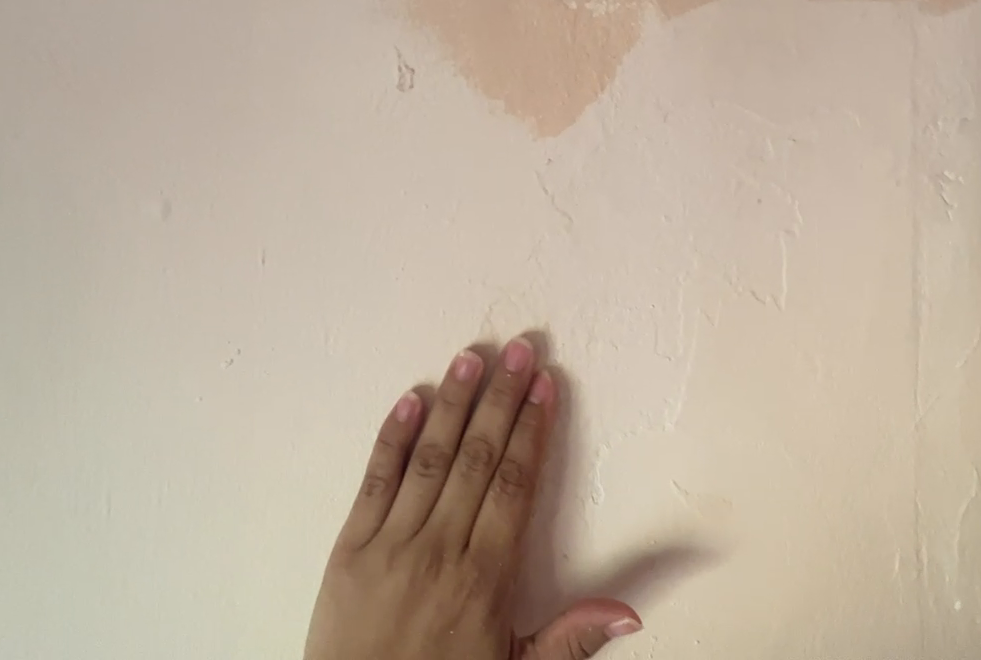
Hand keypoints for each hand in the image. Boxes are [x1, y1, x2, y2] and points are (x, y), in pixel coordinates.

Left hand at [305, 339, 641, 659]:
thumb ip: (571, 640)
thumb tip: (632, 614)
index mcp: (484, 579)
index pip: (514, 484)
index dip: (532, 430)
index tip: (546, 385)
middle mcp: (439, 551)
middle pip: (477, 458)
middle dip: (502, 399)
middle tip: (520, 349)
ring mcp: (391, 545)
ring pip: (430, 459)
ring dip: (453, 404)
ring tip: (472, 357)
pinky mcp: (349, 548)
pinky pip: (374, 482)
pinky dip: (392, 438)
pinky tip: (410, 399)